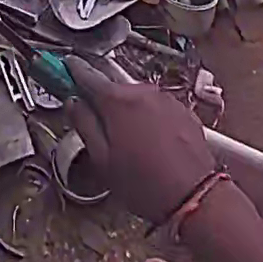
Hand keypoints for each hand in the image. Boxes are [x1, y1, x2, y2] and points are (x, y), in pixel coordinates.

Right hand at [66, 57, 217, 223]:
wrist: (196, 197)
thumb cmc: (143, 183)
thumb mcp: (103, 160)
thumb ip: (84, 125)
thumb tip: (73, 102)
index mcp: (117, 101)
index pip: (88, 75)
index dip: (74, 69)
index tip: (66, 64)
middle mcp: (142, 91)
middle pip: (114, 87)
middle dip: (104, 99)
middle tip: (100, 124)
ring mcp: (165, 98)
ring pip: (137, 97)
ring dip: (128, 109)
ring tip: (130, 139)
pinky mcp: (183, 109)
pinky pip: (157, 106)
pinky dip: (149, 116)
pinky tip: (152, 141)